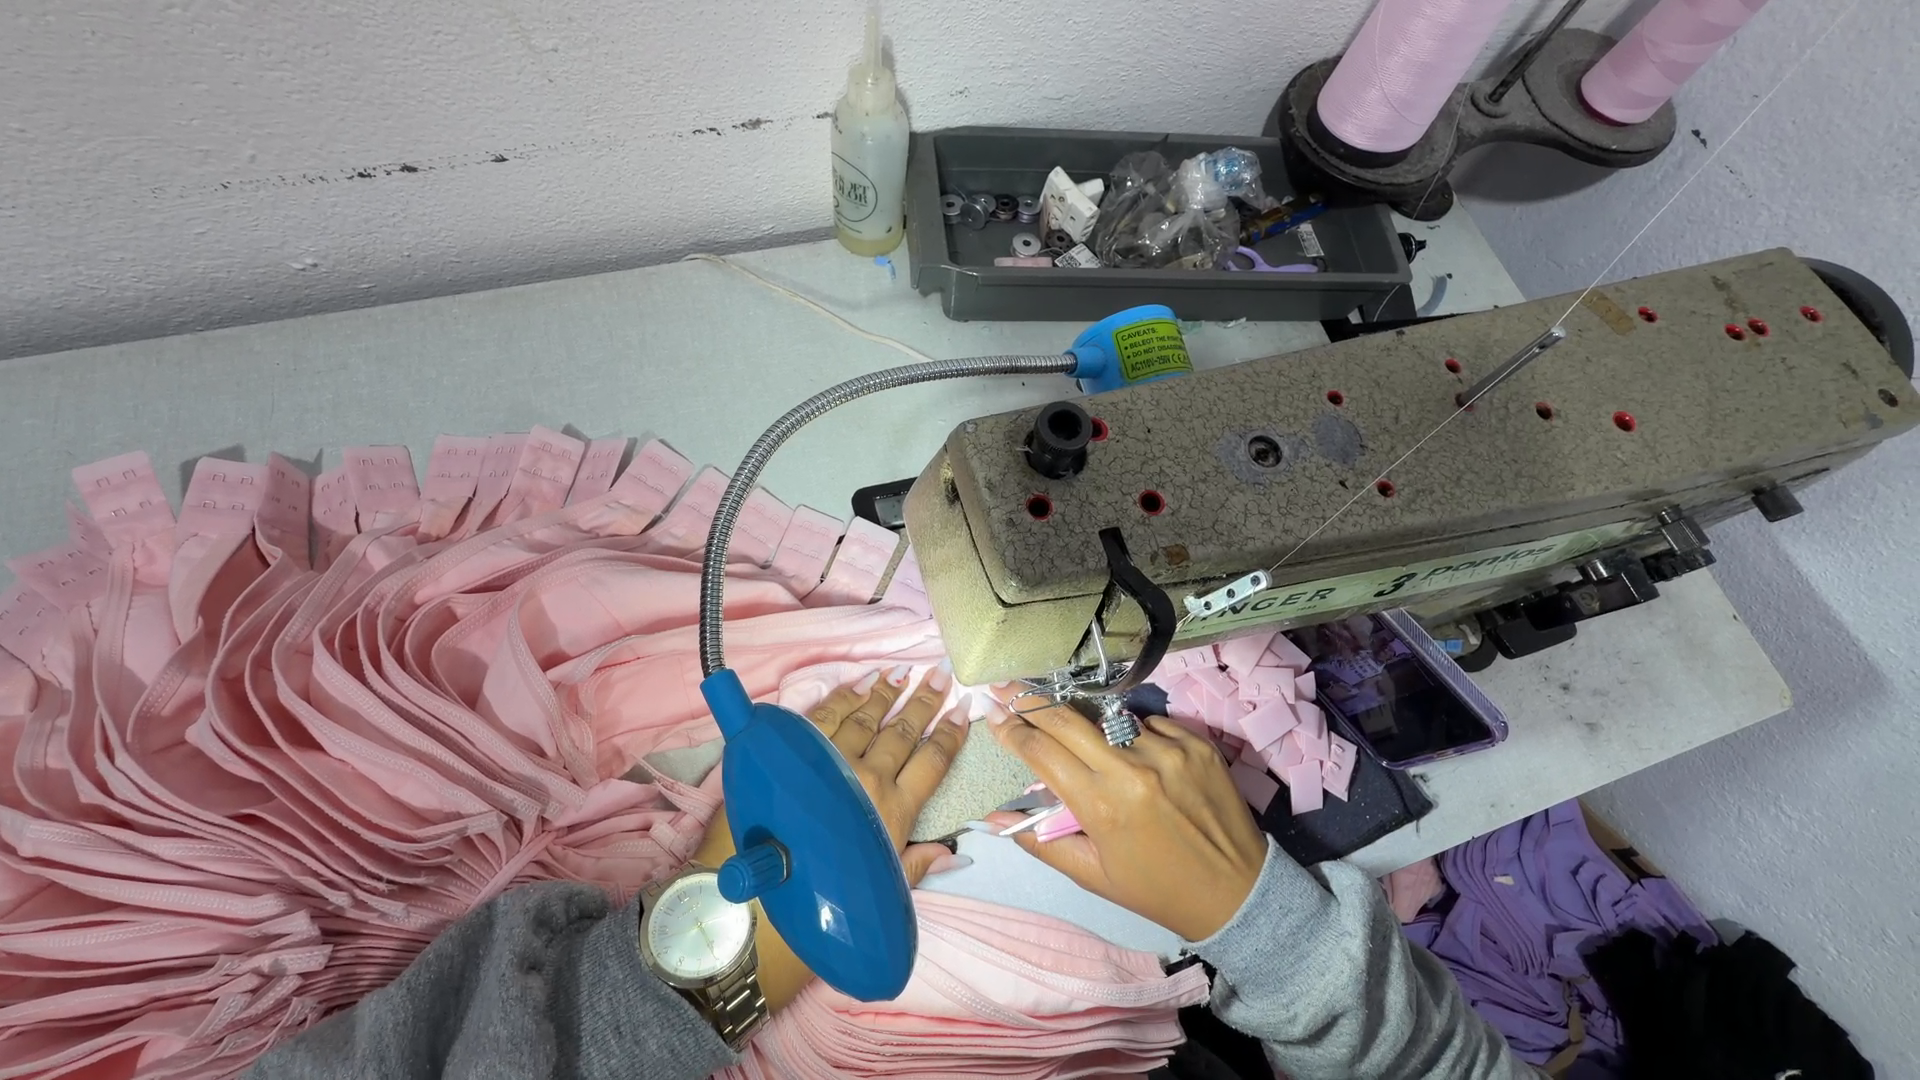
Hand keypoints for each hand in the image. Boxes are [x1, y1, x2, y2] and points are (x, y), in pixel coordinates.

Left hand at [800, 665, 970, 883]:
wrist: (770, 884)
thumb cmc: (832, 886)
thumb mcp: (883, 884)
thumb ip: (919, 863)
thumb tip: (955, 855)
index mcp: (894, 808)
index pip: (933, 761)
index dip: (951, 733)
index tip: (963, 708)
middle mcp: (869, 777)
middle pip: (904, 730)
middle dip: (925, 700)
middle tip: (942, 673)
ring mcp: (834, 760)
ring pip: (869, 717)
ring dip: (889, 691)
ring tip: (907, 673)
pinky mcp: (801, 750)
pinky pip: (829, 715)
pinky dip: (848, 695)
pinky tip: (864, 681)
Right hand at [984, 705, 1267, 941]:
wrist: (1236, 891)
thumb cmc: (1156, 888)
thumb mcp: (1093, 875)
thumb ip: (1040, 841)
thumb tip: (992, 817)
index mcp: (1100, 805)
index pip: (1040, 751)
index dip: (1011, 730)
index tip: (993, 714)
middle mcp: (1130, 769)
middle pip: (1065, 718)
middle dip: (1029, 700)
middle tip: (1007, 685)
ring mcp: (1166, 749)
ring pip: (1106, 718)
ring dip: (1087, 724)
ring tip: (1085, 737)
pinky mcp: (1195, 741)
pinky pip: (1148, 722)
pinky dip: (1133, 733)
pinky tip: (1138, 755)